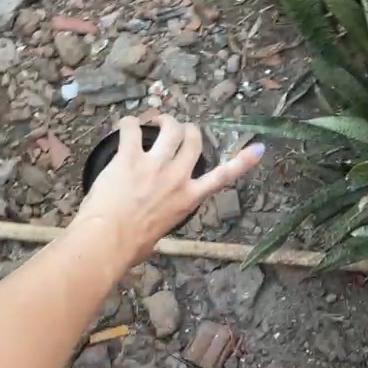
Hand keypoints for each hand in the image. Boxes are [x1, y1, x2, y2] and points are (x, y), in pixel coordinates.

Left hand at [72, 115, 263, 270]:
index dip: (243, 161)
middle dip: (187, 130)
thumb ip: (165, 216)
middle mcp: (178, 177)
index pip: (224, 176)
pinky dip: (129, 123)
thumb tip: (153, 225)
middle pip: (193, 141)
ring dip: (163, 120)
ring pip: (170, 128)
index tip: (258, 149)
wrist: (109, 240)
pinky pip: (132, 129)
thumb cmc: (132, 246)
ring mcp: (155, 165)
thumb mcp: (163, 231)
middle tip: (176, 129)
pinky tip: (126, 126)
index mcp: (190, 198)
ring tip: (154, 121)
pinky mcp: (129, 157)